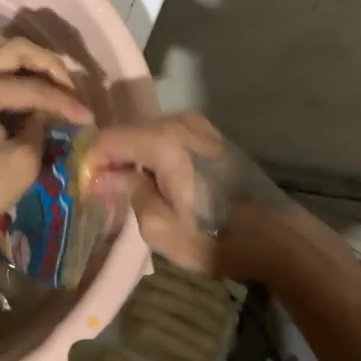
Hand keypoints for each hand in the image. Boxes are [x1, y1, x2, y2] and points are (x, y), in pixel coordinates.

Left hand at [0, 37, 90, 235]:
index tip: (89, 118)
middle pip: (17, 49)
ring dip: (33, 62)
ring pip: (4, 51)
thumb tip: (47, 114)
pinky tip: (38, 91)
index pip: (33, 88)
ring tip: (57, 84)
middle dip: (50, 65)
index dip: (65, 103)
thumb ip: (40, 128)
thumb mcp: (22, 163)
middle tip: (71, 89)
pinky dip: (20, 72)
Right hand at [87, 112, 293, 278]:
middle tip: (102, 194)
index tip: (81, 188)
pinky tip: (155, 185)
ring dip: (134, 159)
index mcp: (163, 139)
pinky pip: (168, 139)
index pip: (108, 138)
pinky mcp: (212, 137)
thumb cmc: (216, 237)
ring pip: (148, 135)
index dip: (89, 161)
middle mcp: (179, 121)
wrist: (280, 239)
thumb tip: (100, 178)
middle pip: (128, 132)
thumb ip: (126, 193)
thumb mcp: (160, 226)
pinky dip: (154, 157)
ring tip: (127, 193)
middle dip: (111, 159)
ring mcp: (199, 126)